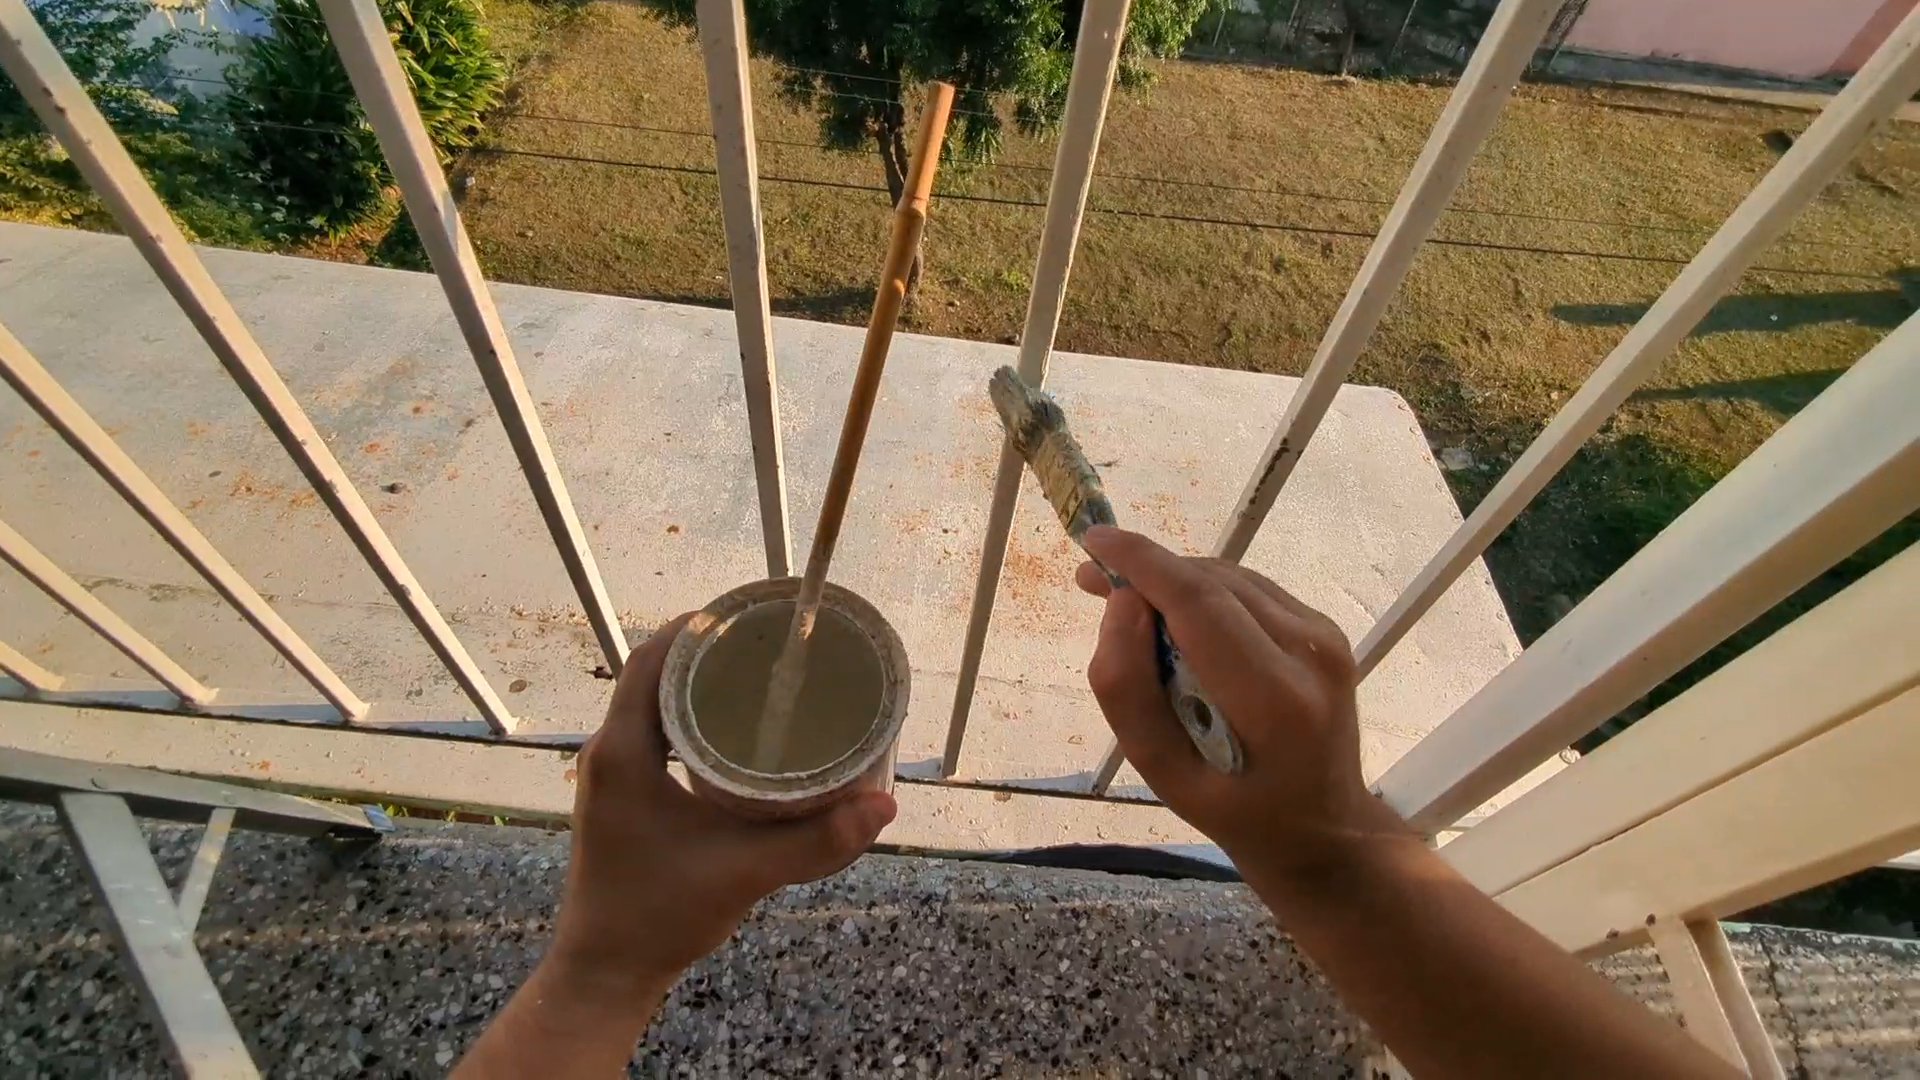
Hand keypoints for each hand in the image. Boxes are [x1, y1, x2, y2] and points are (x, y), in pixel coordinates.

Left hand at [546, 615, 897, 1005]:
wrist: (608, 972)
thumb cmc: (663, 916)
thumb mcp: (746, 873)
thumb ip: (817, 841)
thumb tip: (885, 805)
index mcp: (625, 753)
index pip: (650, 662)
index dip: (695, 627)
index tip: (747, 615)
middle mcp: (610, 751)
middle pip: (654, 672)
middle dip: (707, 646)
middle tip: (768, 641)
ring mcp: (613, 772)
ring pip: (653, 698)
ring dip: (696, 677)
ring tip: (758, 671)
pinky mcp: (623, 790)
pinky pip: (654, 726)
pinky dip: (690, 709)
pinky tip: (735, 724)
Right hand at [1076, 527, 1407, 879]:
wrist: (1324, 829)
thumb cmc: (1233, 810)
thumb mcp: (1161, 771)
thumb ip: (1128, 689)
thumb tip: (1122, 602)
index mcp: (1273, 698)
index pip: (1199, 602)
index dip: (1142, 563)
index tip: (1093, 542)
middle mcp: (1310, 651)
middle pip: (1211, 582)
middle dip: (1146, 569)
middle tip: (1092, 581)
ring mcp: (1324, 635)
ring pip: (1227, 578)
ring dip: (1171, 580)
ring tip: (1128, 603)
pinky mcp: (1323, 627)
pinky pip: (1246, 589)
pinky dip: (1201, 592)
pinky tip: (1175, 617)